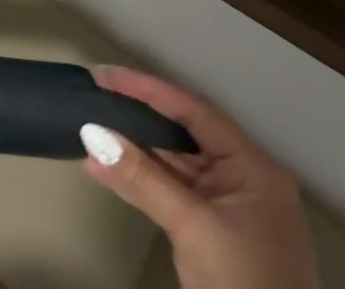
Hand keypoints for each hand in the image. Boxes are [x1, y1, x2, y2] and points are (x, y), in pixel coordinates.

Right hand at [81, 67, 318, 288]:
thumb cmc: (244, 287)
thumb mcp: (192, 228)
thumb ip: (142, 179)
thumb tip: (92, 134)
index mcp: (254, 167)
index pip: (195, 112)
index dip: (149, 89)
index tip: (106, 76)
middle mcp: (245, 177)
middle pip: (186, 133)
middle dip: (140, 116)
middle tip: (95, 98)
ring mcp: (230, 205)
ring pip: (177, 163)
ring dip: (136, 150)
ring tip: (91, 131)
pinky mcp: (215, 230)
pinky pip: (174, 191)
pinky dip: (142, 181)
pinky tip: (106, 170)